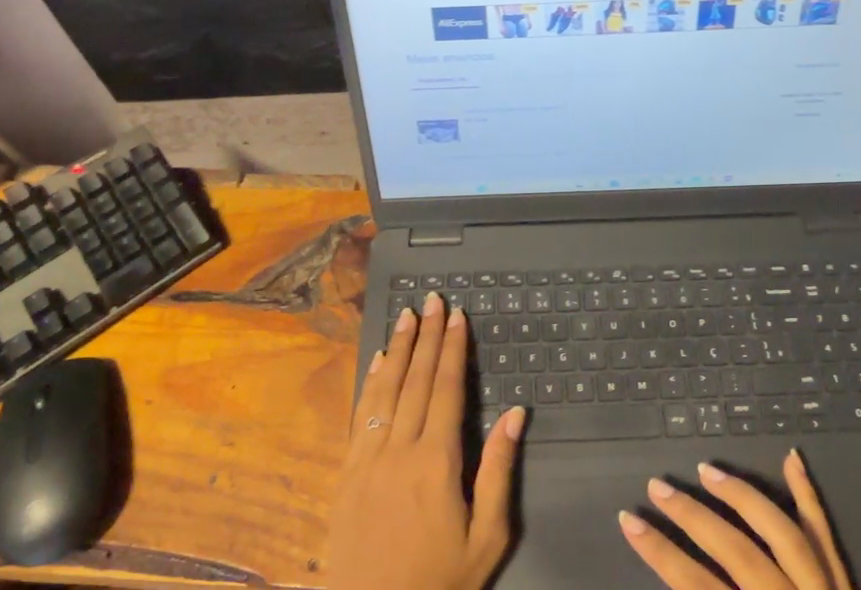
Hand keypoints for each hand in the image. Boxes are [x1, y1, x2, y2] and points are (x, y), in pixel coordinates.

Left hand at [327, 291, 527, 589]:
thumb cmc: (440, 579)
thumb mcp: (487, 535)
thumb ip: (499, 470)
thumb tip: (515, 412)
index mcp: (436, 461)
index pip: (446, 389)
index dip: (452, 349)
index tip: (457, 316)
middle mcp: (398, 449)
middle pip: (415, 379)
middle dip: (426, 335)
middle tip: (432, 298)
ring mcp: (367, 459)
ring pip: (384, 389)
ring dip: (396, 348)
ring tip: (406, 315)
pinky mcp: (345, 474)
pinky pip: (359, 416)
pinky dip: (369, 383)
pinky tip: (376, 361)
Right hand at [619, 452, 854, 589]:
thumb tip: (681, 586)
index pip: (696, 587)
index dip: (659, 553)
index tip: (627, 521)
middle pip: (735, 551)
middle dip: (692, 516)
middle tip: (658, 486)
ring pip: (779, 532)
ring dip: (741, 497)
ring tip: (707, 469)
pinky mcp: (846, 589)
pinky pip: (825, 537)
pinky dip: (808, 498)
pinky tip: (792, 460)